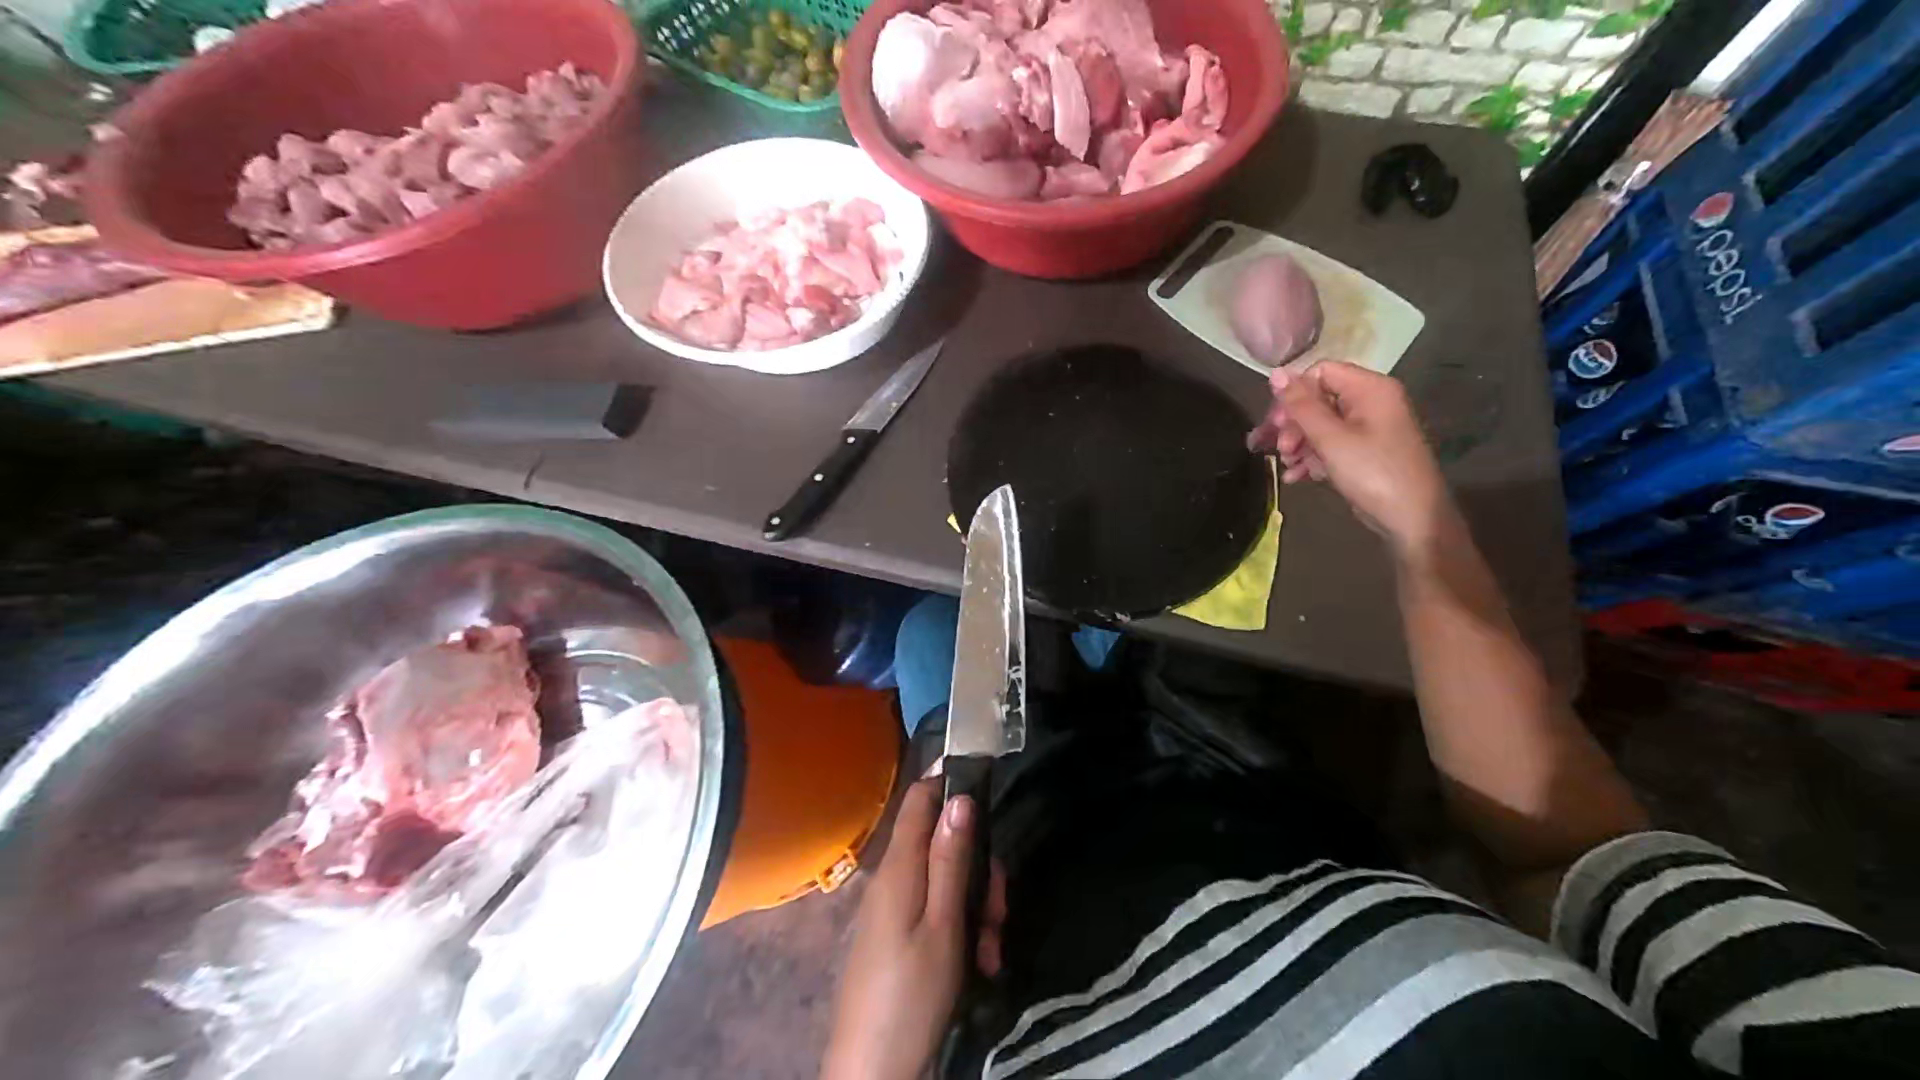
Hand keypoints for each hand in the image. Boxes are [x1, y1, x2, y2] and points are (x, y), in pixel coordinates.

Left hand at [821, 779, 1004, 1079]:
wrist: (873, 1070)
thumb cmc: (912, 992)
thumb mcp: (942, 924)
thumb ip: (949, 859)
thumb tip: (958, 795)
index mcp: (899, 866)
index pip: (919, 800)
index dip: (948, 784)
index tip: (985, 787)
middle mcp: (893, 878)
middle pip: (942, 844)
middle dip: (978, 869)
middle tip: (997, 910)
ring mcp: (894, 907)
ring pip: (946, 881)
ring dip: (976, 907)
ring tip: (991, 951)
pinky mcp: (898, 934)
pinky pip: (936, 910)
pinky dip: (961, 928)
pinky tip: (979, 964)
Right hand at [1247, 360, 1458, 559]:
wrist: (1412, 518)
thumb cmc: (1373, 472)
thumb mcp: (1331, 439)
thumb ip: (1301, 406)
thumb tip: (1275, 374)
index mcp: (1369, 389)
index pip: (1320, 372)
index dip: (1294, 394)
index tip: (1277, 423)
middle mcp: (1370, 402)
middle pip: (1318, 399)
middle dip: (1293, 424)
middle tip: (1280, 448)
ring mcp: (1368, 428)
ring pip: (1320, 424)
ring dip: (1298, 444)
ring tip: (1287, 464)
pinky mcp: (1363, 451)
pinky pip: (1330, 444)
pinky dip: (1311, 457)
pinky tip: (1296, 476)